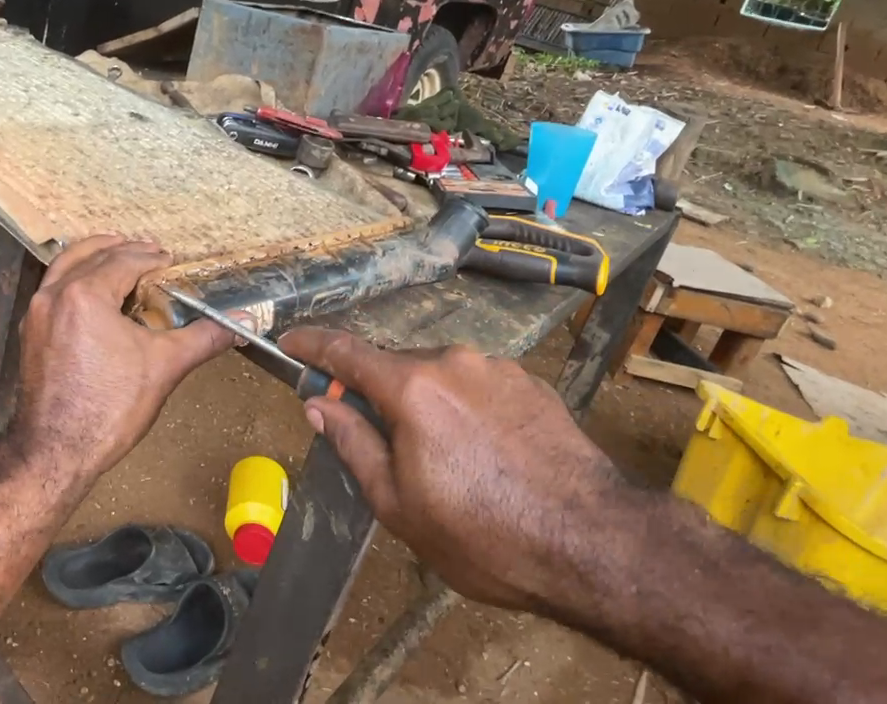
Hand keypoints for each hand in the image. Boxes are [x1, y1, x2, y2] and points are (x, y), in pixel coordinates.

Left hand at [11, 236, 234, 483]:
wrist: (56, 451)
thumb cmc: (109, 408)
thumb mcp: (164, 366)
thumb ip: (204, 337)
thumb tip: (242, 323)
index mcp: (85, 295)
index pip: (123, 262)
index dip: (150, 258)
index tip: (169, 260)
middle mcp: (55, 295)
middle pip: (91, 256)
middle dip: (122, 250)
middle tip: (148, 252)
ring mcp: (37, 313)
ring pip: (64, 267)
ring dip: (92, 255)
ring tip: (117, 255)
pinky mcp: (30, 332)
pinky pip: (52, 289)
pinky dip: (73, 277)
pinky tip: (91, 292)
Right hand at [278, 329, 631, 610]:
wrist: (596, 544)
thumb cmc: (485, 534)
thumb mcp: (398, 504)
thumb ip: (353, 444)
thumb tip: (319, 404)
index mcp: (411, 388)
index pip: (345, 351)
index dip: (311, 344)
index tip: (290, 342)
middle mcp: (451, 362)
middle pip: (395, 366)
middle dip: (378, 393)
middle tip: (378, 438)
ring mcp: (497, 369)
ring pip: (440, 375)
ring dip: (426, 402)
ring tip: (445, 459)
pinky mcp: (532, 384)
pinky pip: (479, 385)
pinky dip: (465, 407)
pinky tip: (485, 453)